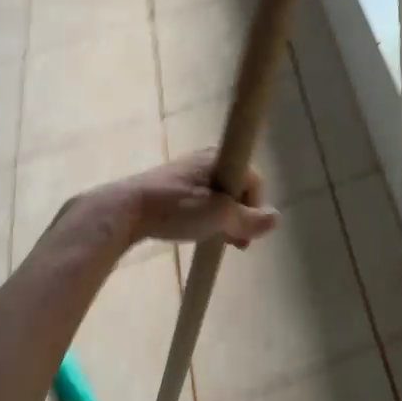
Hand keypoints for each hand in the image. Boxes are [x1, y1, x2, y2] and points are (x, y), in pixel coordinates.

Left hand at [121, 149, 278, 248]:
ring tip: (216, 241)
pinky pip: (201, 199)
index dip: (254, 209)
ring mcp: (189, 171)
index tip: (245, 236)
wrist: (124, 211)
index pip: (253, 181)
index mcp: (221, 157)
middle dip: (240, 216)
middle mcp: (208, 158)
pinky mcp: (172, 185)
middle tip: (234, 243)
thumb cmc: (175, 208)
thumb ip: (249, 219)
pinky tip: (196, 231)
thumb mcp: (218, 216)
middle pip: (237, 188)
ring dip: (223, 219)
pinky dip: (205, 215)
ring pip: (219, 195)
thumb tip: (277, 219)